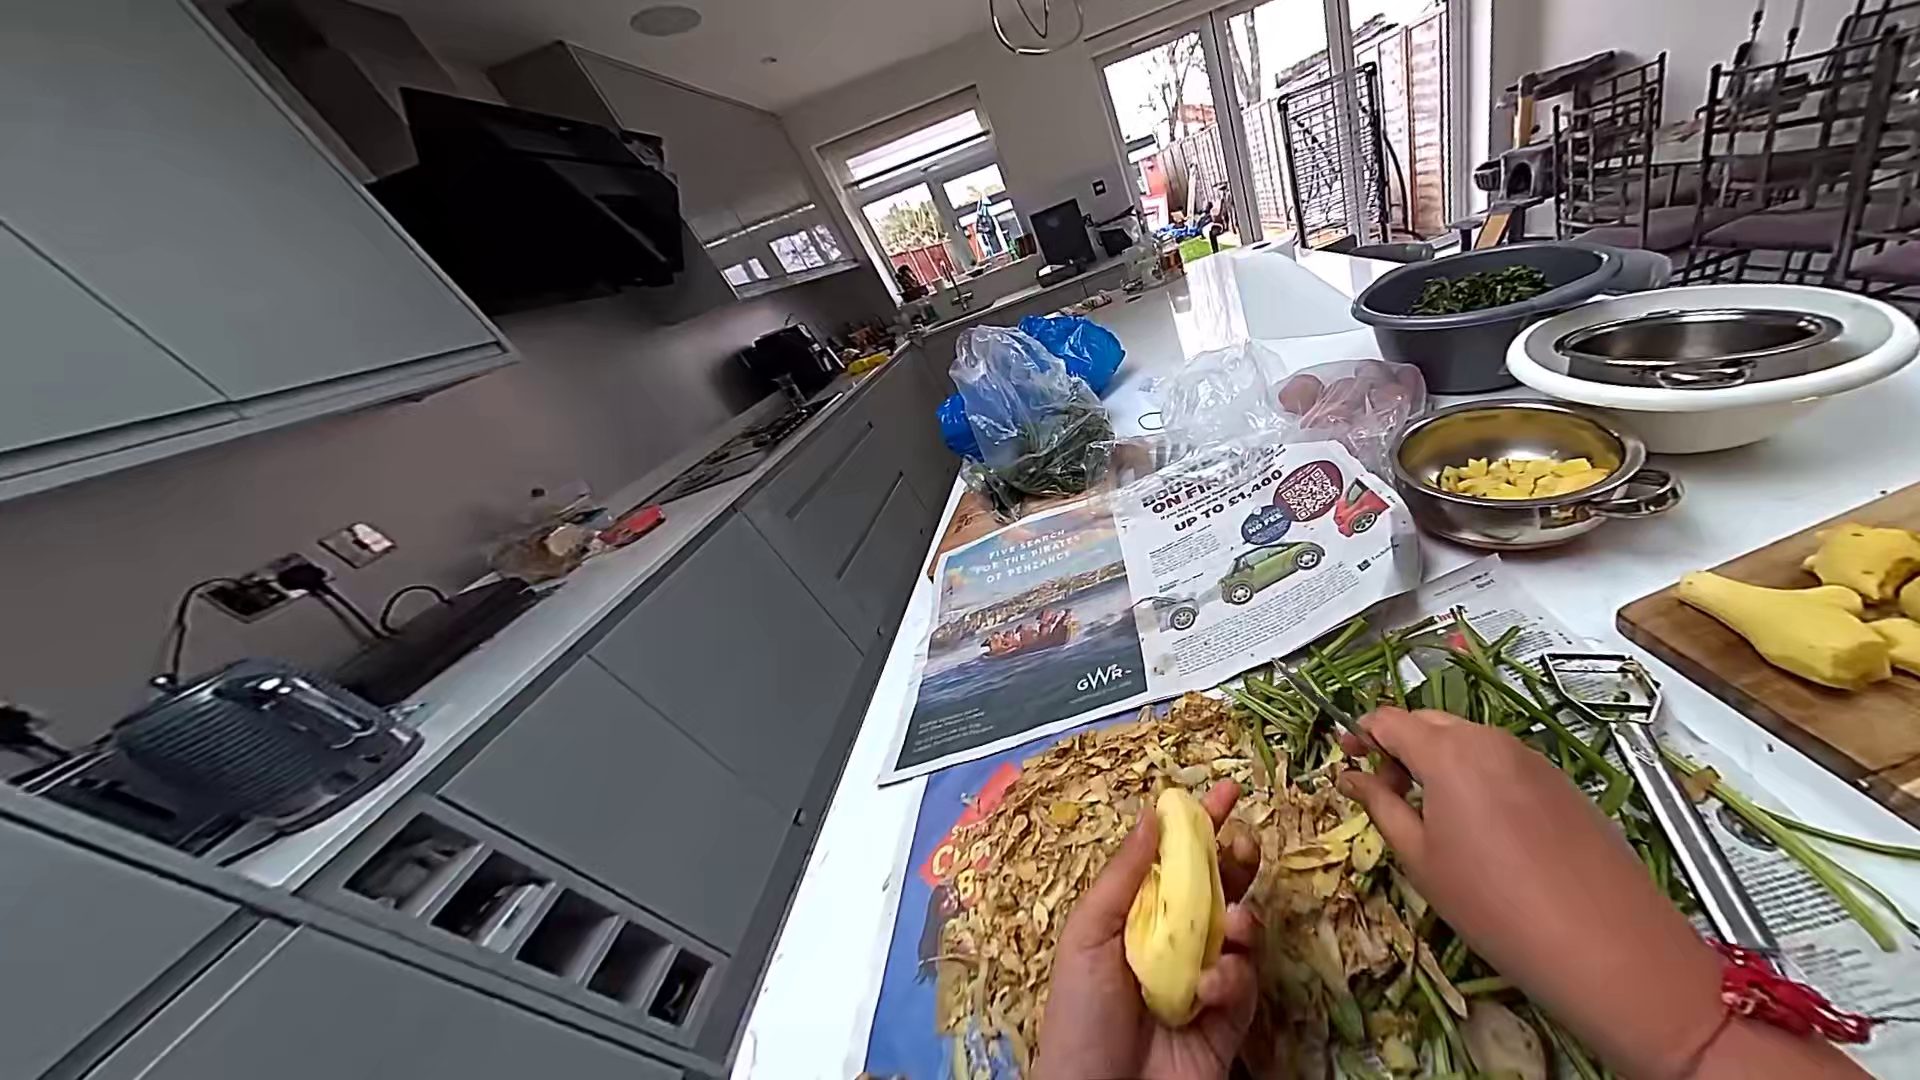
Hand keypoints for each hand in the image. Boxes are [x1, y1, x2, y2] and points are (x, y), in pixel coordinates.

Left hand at [1034, 781, 1261, 1079]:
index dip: (1200, 822)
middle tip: (1245, 841)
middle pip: (1217, 883)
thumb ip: (1125, 872)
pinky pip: (1244, 983)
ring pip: (1241, 927)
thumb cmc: (1082, 1006)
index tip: (1225, 791)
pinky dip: (1231, 981)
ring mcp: (1204, 972)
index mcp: (1139, 905)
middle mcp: (1175, 931)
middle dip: (1236, 857)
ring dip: (1240, 918)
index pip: (1174, 854)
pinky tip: (1207, 992)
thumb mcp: (1091, 928)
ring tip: (1231, 925)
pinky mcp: (1229, 1016)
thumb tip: (1153, 813)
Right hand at [1337, 707, 1865, 1079]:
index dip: (1360, 735)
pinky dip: (1473, 773)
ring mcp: (1533, 761)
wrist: (1621, 960)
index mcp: (1448, 753)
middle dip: (1397, 744)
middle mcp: (1490, 742)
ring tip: (1429, 808)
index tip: (1347, 759)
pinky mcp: (1564, 784)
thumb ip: (1379, 803)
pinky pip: (1501, 760)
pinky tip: (1478, 822)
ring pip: (1465, 739)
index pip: (1387, 720)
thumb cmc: (1496, 906)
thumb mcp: (1419, 856)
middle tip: (1385, 786)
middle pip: (1426, 721)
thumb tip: (1349, 777)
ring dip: (1435, 758)